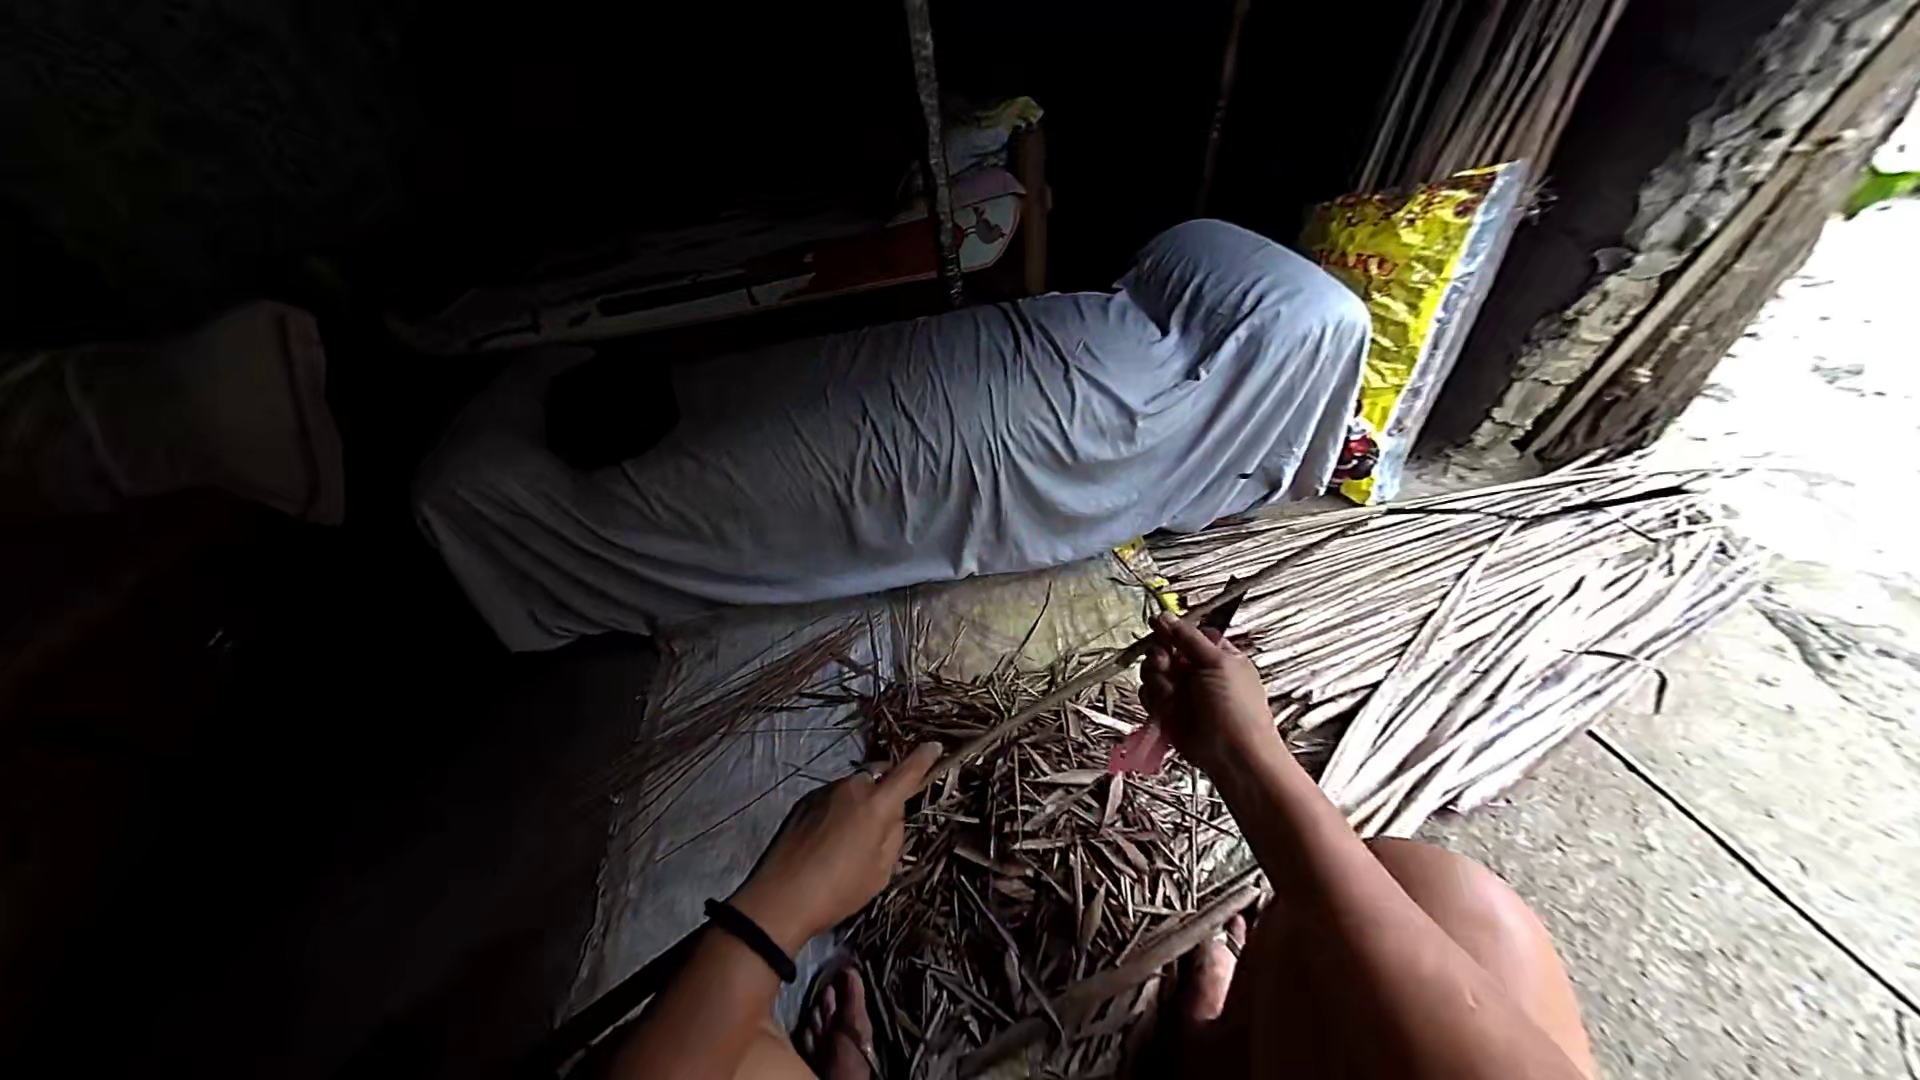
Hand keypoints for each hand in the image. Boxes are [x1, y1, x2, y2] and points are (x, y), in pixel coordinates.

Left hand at [730, 742, 943, 952]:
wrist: (778, 900)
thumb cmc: (837, 890)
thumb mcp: (880, 872)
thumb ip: (893, 836)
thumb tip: (892, 816)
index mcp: (876, 804)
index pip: (907, 773)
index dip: (923, 759)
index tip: (933, 746)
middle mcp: (852, 788)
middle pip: (878, 778)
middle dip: (884, 792)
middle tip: (879, 825)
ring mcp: (825, 791)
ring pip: (854, 789)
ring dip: (859, 802)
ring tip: (847, 839)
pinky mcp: (804, 801)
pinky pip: (832, 798)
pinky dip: (838, 810)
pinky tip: (826, 840)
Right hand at [1138, 613, 1279, 776]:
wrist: (1233, 755)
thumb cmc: (1236, 708)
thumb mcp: (1218, 662)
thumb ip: (1187, 637)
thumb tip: (1164, 616)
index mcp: (1216, 656)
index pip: (1186, 634)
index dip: (1171, 631)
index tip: (1160, 630)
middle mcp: (1196, 672)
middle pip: (1163, 650)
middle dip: (1160, 657)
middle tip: (1167, 665)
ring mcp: (1181, 692)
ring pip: (1152, 671)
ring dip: (1157, 679)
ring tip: (1171, 693)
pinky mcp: (1167, 711)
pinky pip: (1148, 694)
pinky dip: (1154, 699)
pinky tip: (1166, 707)